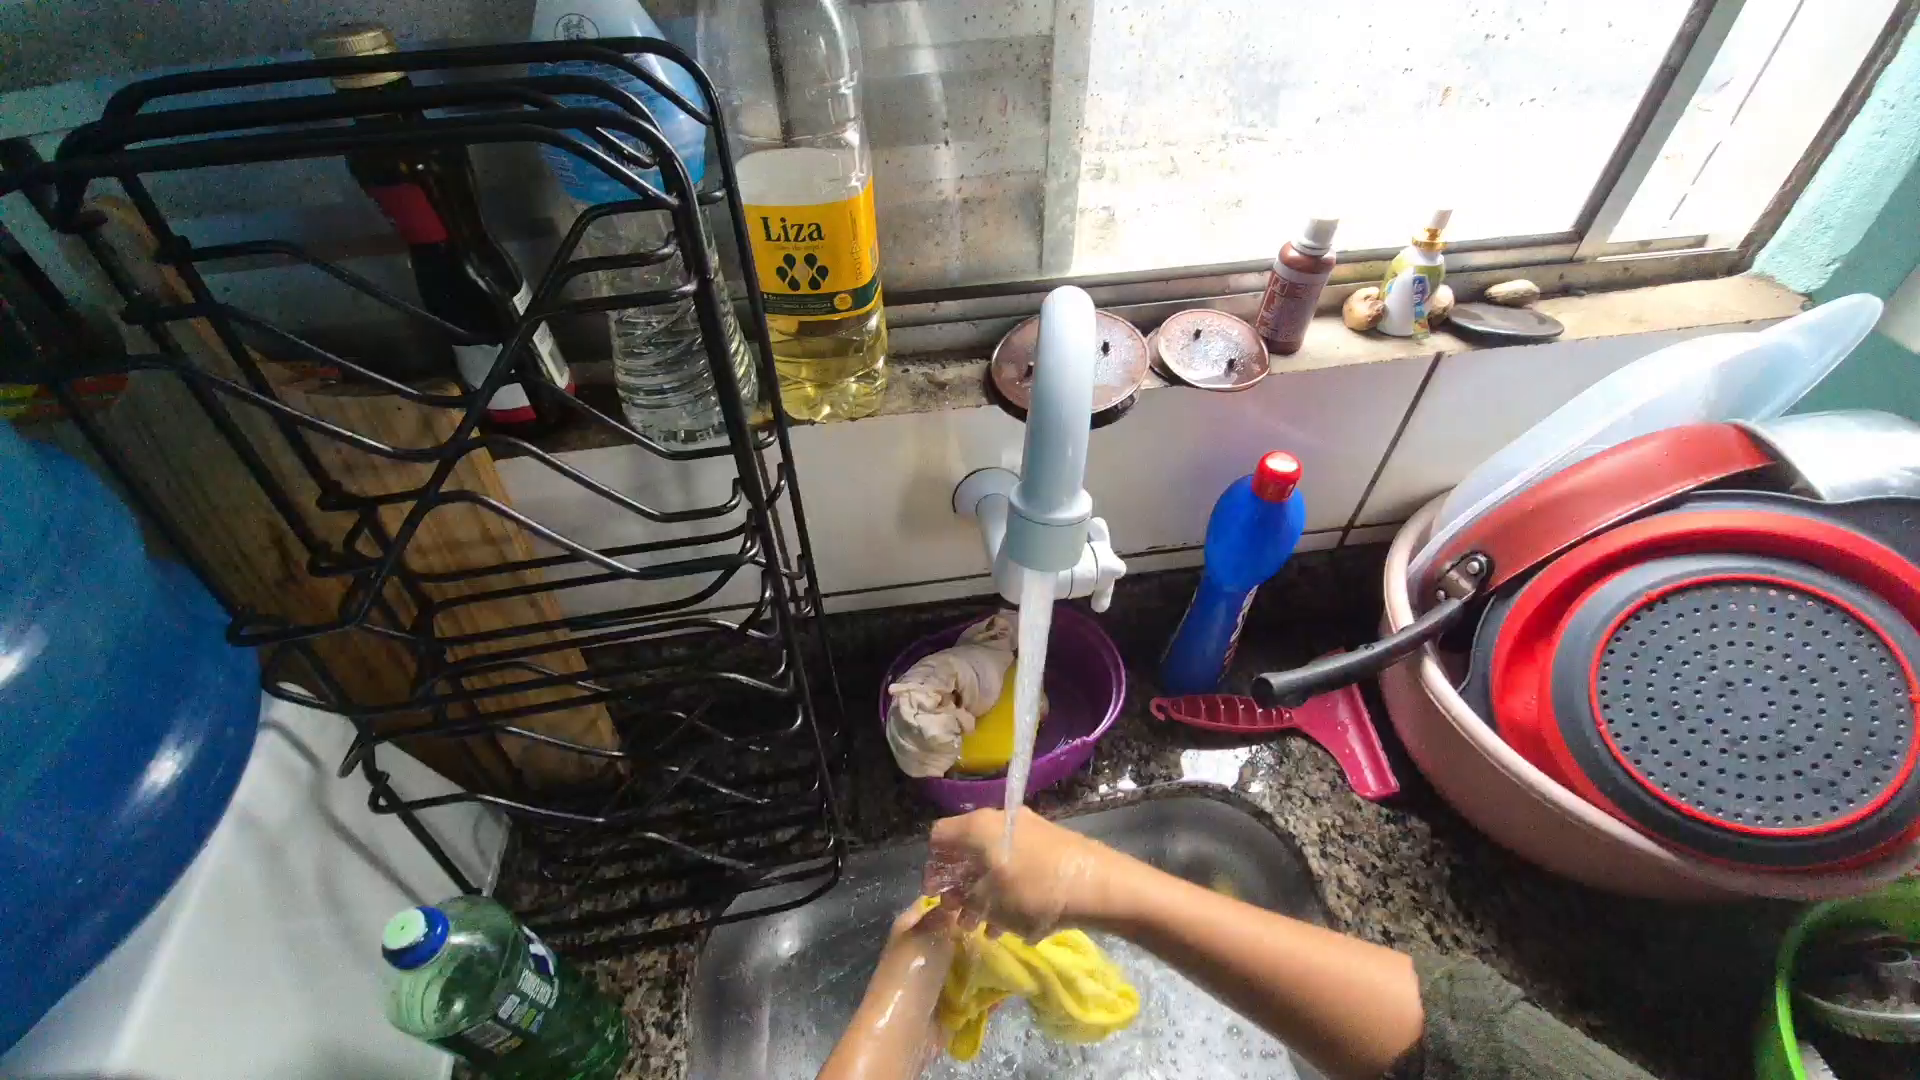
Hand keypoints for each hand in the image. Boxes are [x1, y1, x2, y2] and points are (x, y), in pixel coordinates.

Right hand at [923, 807, 1128, 937]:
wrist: (1099, 884)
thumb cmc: (1035, 890)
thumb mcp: (991, 901)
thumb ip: (965, 899)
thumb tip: (956, 898)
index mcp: (979, 826)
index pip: (939, 836)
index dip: (933, 867)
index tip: (936, 896)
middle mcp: (1000, 820)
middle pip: (967, 848)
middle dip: (959, 884)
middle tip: (958, 915)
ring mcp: (1026, 831)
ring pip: (993, 860)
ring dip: (983, 892)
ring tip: (983, 926)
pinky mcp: (1047, 846)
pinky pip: (1016, 866)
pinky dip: (1007, 890)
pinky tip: (1010, 922)